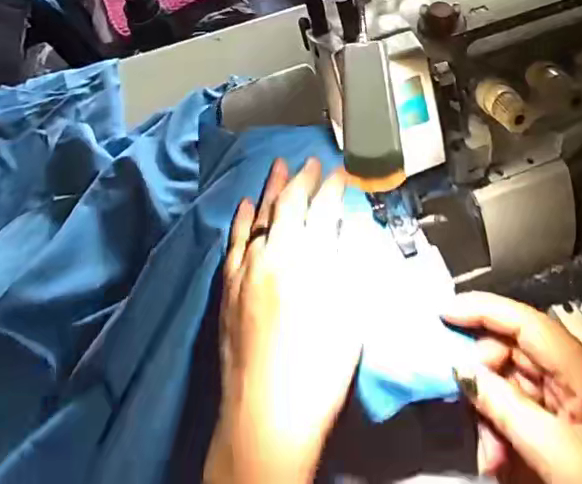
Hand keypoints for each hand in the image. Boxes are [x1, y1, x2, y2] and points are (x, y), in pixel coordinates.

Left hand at [205, 158, 361, 483]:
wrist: (266, 420)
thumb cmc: (320, 373)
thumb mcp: (352, 314)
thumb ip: (351, 266)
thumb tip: (349, 232)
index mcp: (311, 261)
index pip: (325, 209)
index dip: (335, 187)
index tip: (343, 173)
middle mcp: (276, 256)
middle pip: (290, 205)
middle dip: (304, 180)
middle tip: (313, 162)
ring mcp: (247, 271)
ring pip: (260, 217)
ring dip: (271, 189)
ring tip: (279, 166)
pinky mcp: (228, 290)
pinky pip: (234, 243)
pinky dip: (240, 221)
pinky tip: (243, 205)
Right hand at [444, 292, 581, 483]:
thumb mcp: (556, 455)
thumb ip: (507, 409)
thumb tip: (464, 371)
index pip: (529, 322)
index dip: (484, 310)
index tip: (444, 311)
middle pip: (520, 354)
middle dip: (485, 377)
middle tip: (461, 406)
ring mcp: (580, 408)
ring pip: (519, 389)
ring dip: (493, 415)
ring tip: (488, 458)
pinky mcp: (576, 435)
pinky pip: (530, 419)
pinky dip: (507, 435)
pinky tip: (498, 464)